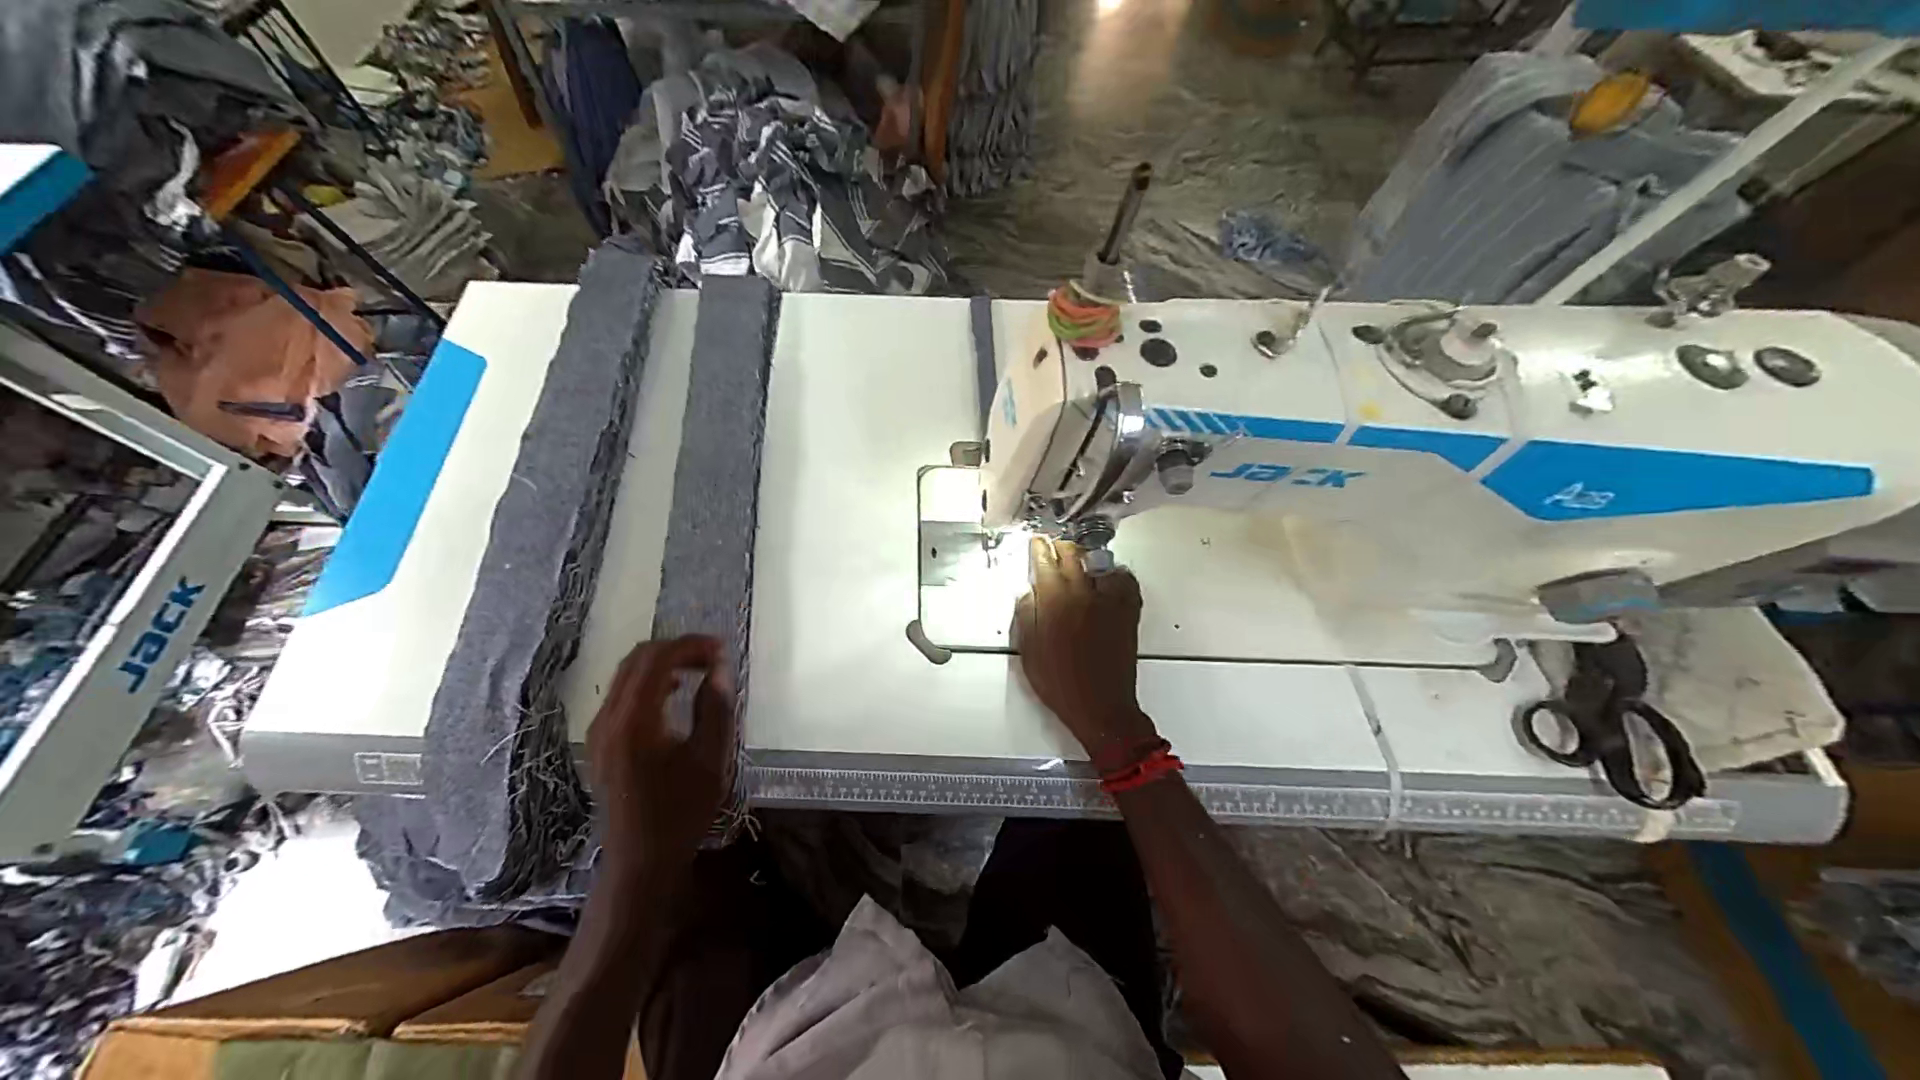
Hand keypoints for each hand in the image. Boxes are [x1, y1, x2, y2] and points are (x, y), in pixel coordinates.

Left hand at [586, 635, 735, 880]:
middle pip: (637, 660)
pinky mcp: (600, 743)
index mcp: (634, 720)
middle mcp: (608, 719)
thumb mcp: (711, 759)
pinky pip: (621, 695)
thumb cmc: (681, 811)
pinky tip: (674, 693)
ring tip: (699, 671)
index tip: (721, 649)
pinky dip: (649, 682)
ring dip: (662, 664)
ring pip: (626, 675)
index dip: (690, 646)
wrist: (640, 861)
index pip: (657, 660)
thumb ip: (715, 708)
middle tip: (712, 657)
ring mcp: (598, 731)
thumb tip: (719, 670)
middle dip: (676, 649)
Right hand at [1013, 537, 1157, 763]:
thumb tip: (1028, 593)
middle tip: (1053, 549)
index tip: (1035, 544)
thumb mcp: (1029, 650)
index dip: (1038, 549)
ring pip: (1098, 563)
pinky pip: (1125, 581)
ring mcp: (1108, 601)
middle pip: (1072, 555)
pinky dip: (1115, 574)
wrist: (1099, 705)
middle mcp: (1083, 594)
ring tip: (1078, 562)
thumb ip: (1026, 615)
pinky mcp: (1127, 612)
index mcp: (1054, 601)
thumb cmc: (1060, 683)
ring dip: (1085, 558)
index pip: (1044, 561)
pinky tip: (1107, 578)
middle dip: (1060, 547)